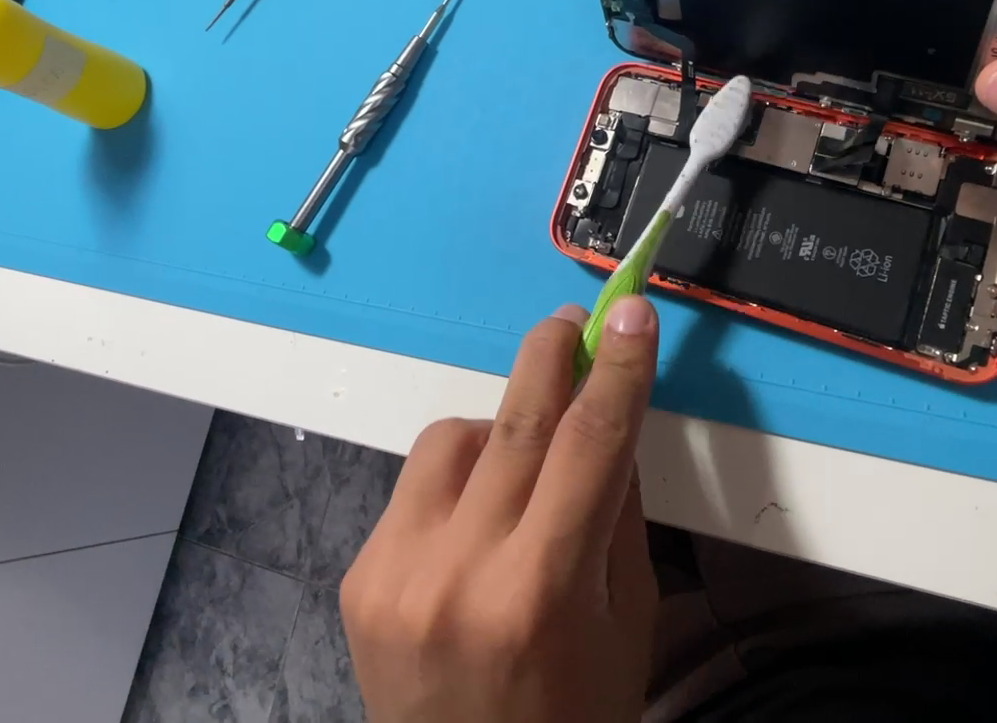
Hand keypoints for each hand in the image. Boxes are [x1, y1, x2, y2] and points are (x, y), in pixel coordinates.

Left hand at [342, 297, 659, 721]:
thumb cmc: (575, 710)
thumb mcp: (627, 616)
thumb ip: (615, 509)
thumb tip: (606, 415)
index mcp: (543, 592)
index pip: (592, 446)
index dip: (619, 369)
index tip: (634, 313)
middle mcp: (461, 572)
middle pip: (516, 420)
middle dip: (552, 352)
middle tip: (574, 319)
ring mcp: (398, 570)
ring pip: (458, 437)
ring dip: (503, 427)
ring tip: (526, 462)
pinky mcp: (361, 572)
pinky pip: (421, 480)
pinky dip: (461, 474)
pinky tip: (476, 516)